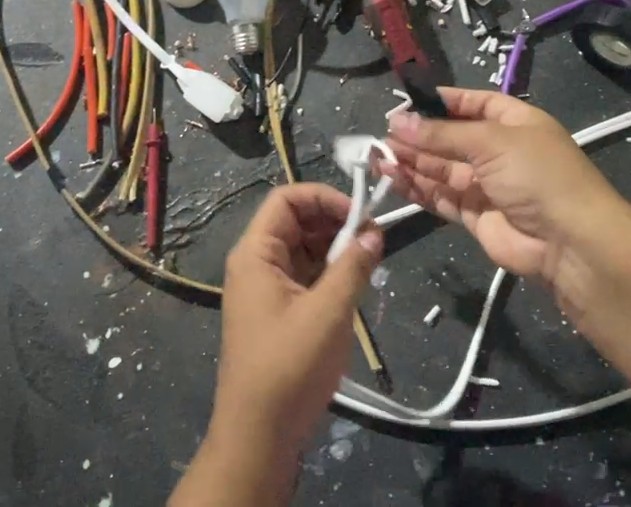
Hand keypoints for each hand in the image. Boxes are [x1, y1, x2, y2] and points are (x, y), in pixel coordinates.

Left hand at [175, 183, 381, 504]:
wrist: (259, 433)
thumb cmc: (289, 366)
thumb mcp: (328, 312)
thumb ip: (353, 266)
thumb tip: (374, 232)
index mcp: (255, 253)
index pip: (286, 199)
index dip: (323, 197)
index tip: (360, 214)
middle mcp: (256, 262)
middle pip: (295, 220)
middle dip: (334, 221)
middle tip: (373, 237)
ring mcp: (265, 287)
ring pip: (302, 247)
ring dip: (335, 247)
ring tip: (370, 259)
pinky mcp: (278, 310)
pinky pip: (304, 274)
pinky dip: (329, 271)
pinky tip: (355, 281)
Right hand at [382, 87, 628, 283]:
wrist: (570, 242)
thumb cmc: (537, 174)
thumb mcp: (490, 141)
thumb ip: (441, 134)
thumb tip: (397, 122)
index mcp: (514, 122)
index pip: (473, 104)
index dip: (441, 102)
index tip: (405, 104)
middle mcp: (500, 151)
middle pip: (451, 138)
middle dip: (418, 136)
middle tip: (382, 136)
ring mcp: (488, 185)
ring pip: (442, 169)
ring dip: (412, 162)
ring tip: (379, 158)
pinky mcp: (476, 216)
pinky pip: (442, 197)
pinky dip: (418, 189)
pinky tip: (393, 180)